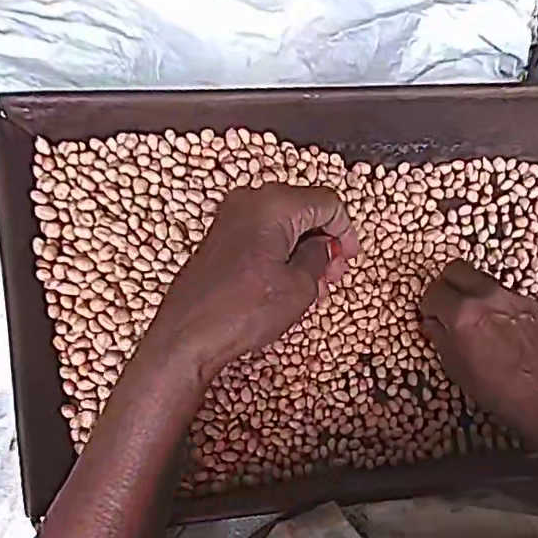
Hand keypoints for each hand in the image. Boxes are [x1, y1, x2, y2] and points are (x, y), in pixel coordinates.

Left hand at [141, 183, 359, 383]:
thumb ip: (319, 258)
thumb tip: (324, 248)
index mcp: (274, 204)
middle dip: (324, 243)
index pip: (328, 203)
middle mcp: (249, 202)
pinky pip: (261, 237)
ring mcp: (230, 219)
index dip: (345, 232)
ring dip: (303, 252)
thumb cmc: (238, 312)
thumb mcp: (299, 287)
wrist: (188, 335)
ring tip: (311, 288)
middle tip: (332, 276)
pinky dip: (280, 255)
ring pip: (283, 225)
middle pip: (304, 210)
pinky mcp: (220, 240)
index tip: (349, 257)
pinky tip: (285, 286)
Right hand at [419, 260, 537, 448]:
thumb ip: (438, 335)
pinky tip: (493, 325)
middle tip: (444, 305)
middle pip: (456, 269)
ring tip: (469, 316)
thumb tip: (431, 322)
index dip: (427, 305)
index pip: (434, 291)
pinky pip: (502, 293)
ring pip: (480, 278)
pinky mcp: (527, 303)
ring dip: (469, 292)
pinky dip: (492, 303)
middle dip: (445, 285)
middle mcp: (486, 297)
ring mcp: (510, 297)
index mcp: (462, 313)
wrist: (535, 393)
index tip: (429, 315)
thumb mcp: (452, 364)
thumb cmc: (491, 385)